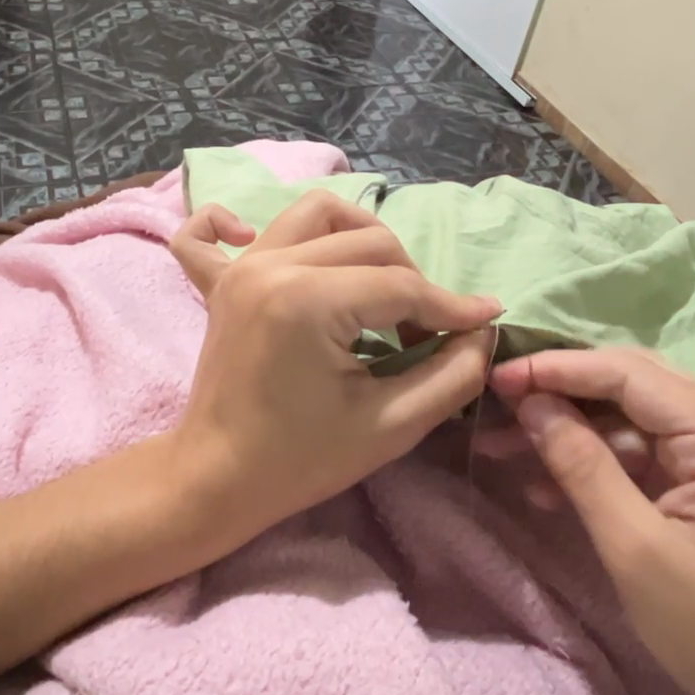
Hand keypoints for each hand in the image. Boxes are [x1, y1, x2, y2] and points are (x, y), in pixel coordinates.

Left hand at [166, 192, 499, 541]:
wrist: (218, 480)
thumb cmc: (302, 461)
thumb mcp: (391, 426)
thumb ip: (450, 374)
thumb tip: (482, 331)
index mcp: (308, 300)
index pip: (401, 285)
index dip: (450, 306)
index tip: (485, 322)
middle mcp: (270, 265)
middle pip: (368, 242)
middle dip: (412, 281)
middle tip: (424, 333)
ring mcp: (240, 268)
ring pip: (315, 215)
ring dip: (358, 238)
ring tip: (378, 284)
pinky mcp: (220, 282)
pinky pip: (209, 233)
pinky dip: (231, 222)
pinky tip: (256, 239)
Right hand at [488, 349, 694, 694]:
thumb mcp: (636, 550)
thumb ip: (582, 465)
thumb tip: (530, 402)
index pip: (630, 374)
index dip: (558, 368)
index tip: (498, 378)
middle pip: (634, 385)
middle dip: (561, 391)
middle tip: (500, 401)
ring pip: (634, 419)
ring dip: (572, 429)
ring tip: (504, 445)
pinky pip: (647, 456)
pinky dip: (597, 463)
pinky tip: (547, 486)